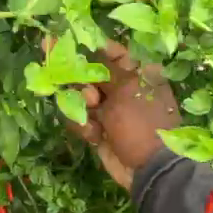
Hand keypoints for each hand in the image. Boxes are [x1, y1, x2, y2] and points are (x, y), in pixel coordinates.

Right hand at [60, 41, 181, 192]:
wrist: (149, 171)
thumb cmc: (141, 123)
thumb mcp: (124, 90)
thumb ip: (100, 68)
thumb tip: (86, 41)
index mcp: (138, 73)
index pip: (110, 52)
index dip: (87, 47)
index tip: (62, 42)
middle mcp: (123, 88)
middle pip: (90, 73)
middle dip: (79, 81)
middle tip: (81, 87)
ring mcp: (110, 109)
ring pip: (79, 96)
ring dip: (81, 106)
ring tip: (93, 115)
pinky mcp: (99, 128)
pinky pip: (79, 118)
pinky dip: (83, 126)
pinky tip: (93, 135)